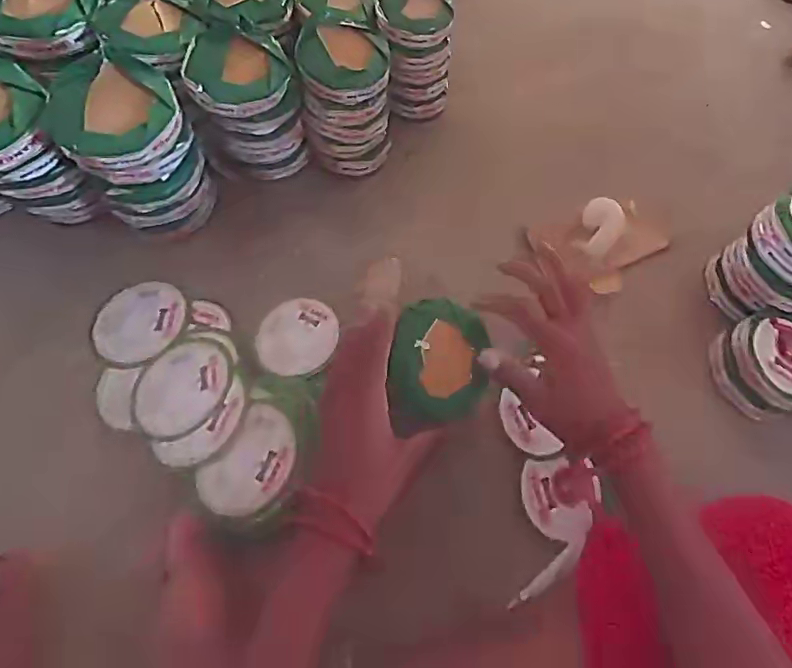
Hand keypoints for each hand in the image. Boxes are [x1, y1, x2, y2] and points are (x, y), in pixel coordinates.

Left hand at [305, 258, 441, 530]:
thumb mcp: (410, 457)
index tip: (392, 274)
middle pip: (357, 332)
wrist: (329, 516)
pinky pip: (343, 359)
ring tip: (382, 300)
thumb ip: (435, 430)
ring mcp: (332, 392)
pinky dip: (357, 341)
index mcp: (367, 393)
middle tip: (387, 274)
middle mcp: (346, 384)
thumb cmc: (372, 485)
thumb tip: (463, 410)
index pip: (375, 338)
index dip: (384, 304)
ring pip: (347, 344)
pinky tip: (367, 339)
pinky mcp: (328, 401)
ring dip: (364, 319)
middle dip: (372, 301)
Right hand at [476, 243, 630, 449]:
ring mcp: (584, 326)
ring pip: (571, 284)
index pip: (521, 310)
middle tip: (502, 265)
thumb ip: (509, 374)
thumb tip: (481, 355)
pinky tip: (564, 273)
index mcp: (555, 342)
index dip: (496, 302)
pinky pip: (582, 296)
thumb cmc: (570, 415)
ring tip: (541, 246)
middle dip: (524, 270)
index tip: (476, 303)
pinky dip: (572, 279)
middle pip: (547, 287)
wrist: (609, 427)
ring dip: (555, 263)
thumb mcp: (536, 399)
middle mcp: (571, 326)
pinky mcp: (591, 331)